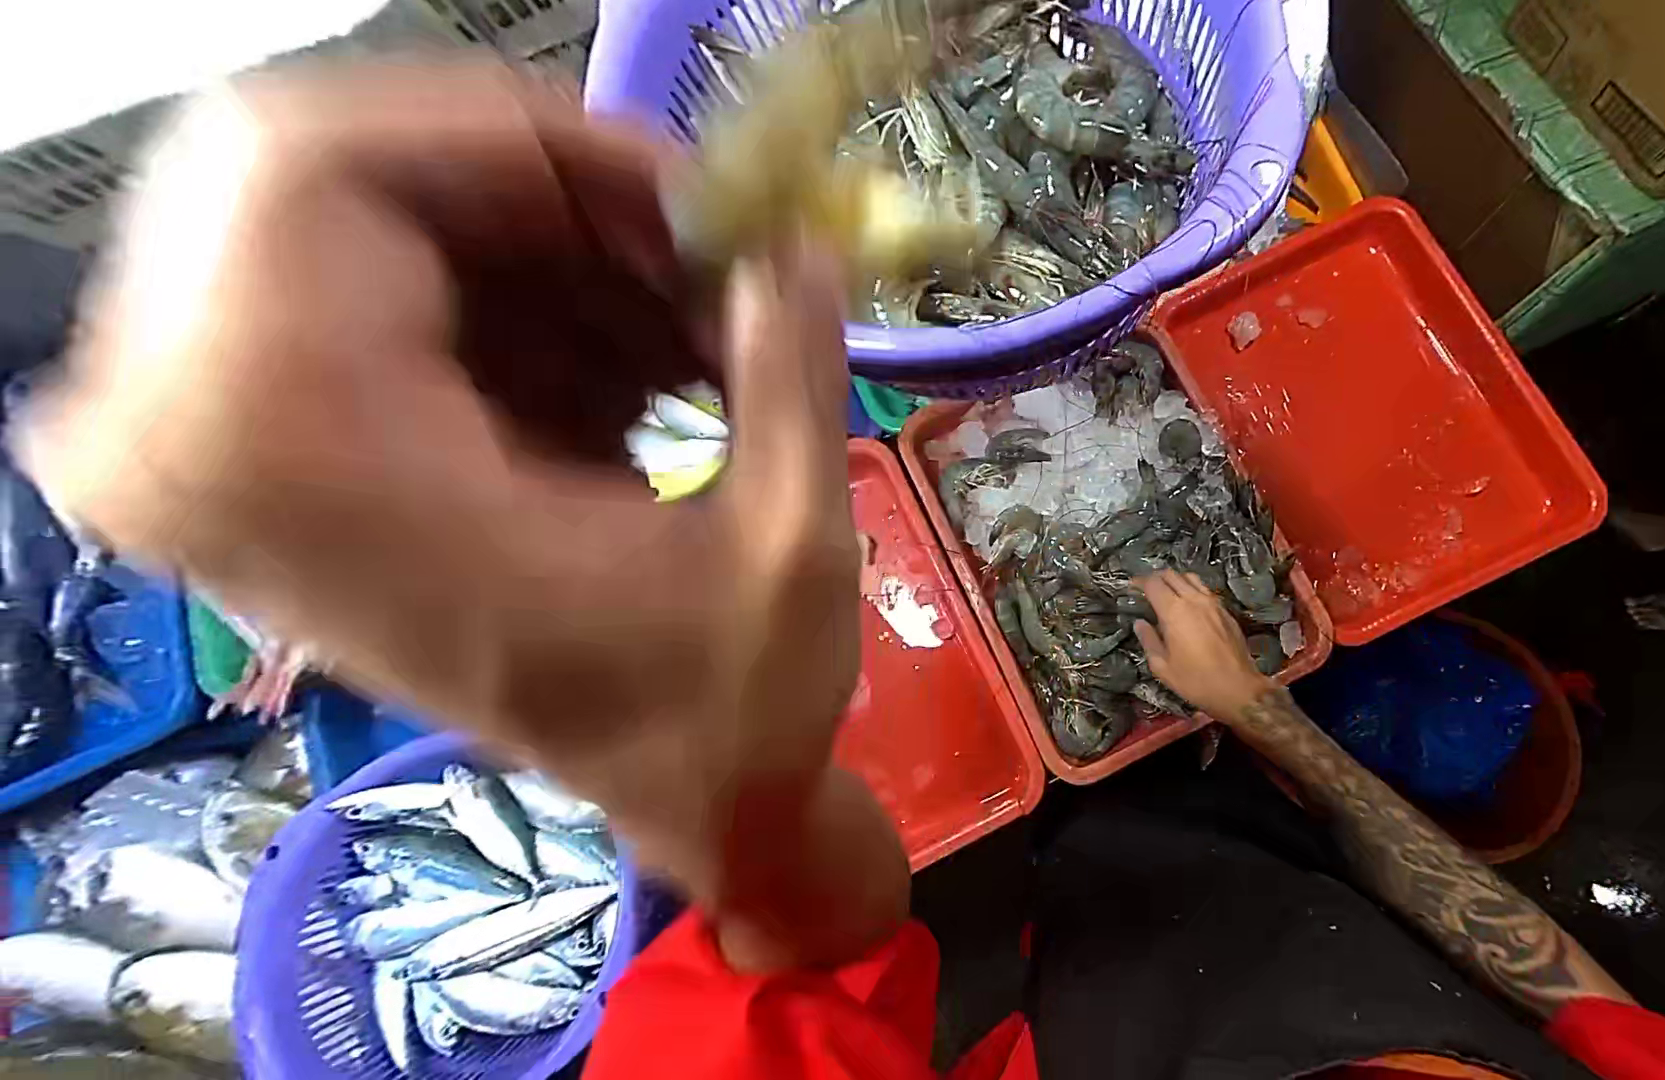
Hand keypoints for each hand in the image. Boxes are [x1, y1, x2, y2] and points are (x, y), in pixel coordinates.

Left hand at [16, 62, 901, 967]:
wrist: (702, 798)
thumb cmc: (742, 708)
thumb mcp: (797, 542)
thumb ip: (795, 367)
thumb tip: (801, 239)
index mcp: (318, 474)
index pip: (320, 172)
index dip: (531, 144)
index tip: (693, 196)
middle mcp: (230, 450)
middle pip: (364, 191)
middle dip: (577, 211)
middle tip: (722, 269)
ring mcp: (282, 457)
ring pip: (422, 245)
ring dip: (595, 270)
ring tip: (721, 345)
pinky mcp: (359, 466)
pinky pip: (452, 314)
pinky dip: (577, 320)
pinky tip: (679, 382)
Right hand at [1133, 571, 1272, 720]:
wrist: (1239, 689)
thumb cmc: (1195, 680)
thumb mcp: (1162, 666)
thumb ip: (1148, 640)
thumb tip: (1140, 624)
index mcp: (1174, 612)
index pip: (1153, 584)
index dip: (1139, 581)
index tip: (1132, 587)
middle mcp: (1194, 600)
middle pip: (1171, 575)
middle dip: (1155, 577)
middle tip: (1147, 588)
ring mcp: (1213, 604)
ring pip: (1190, 578)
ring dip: (1175, 580)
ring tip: (1167, 592)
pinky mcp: (1226, 611)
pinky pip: (1205, 590)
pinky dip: (1192, 589)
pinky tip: (1188, 605)